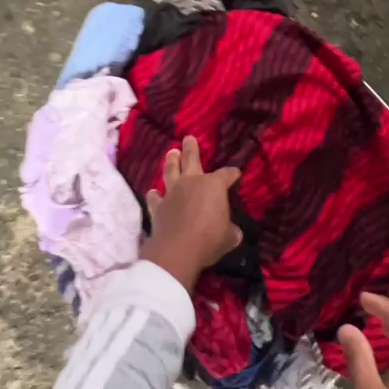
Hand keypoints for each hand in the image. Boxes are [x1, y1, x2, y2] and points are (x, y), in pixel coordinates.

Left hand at [140, 135, 241, 290]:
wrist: (177, 250)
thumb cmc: (209, 239)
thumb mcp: (228, 238)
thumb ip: (230, 231)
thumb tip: (234, 232)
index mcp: (213, 185)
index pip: (226, 174)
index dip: (232, 173)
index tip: (236, 173)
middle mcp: (191, 182)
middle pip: (191, 159)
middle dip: (191, 148)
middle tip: (188, 138)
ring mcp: (172, 193)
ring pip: (170, 171)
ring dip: (171, 162)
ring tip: (171, 153)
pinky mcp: (158, 207)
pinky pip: (154, 198)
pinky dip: (154, 195)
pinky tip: (152, 192)